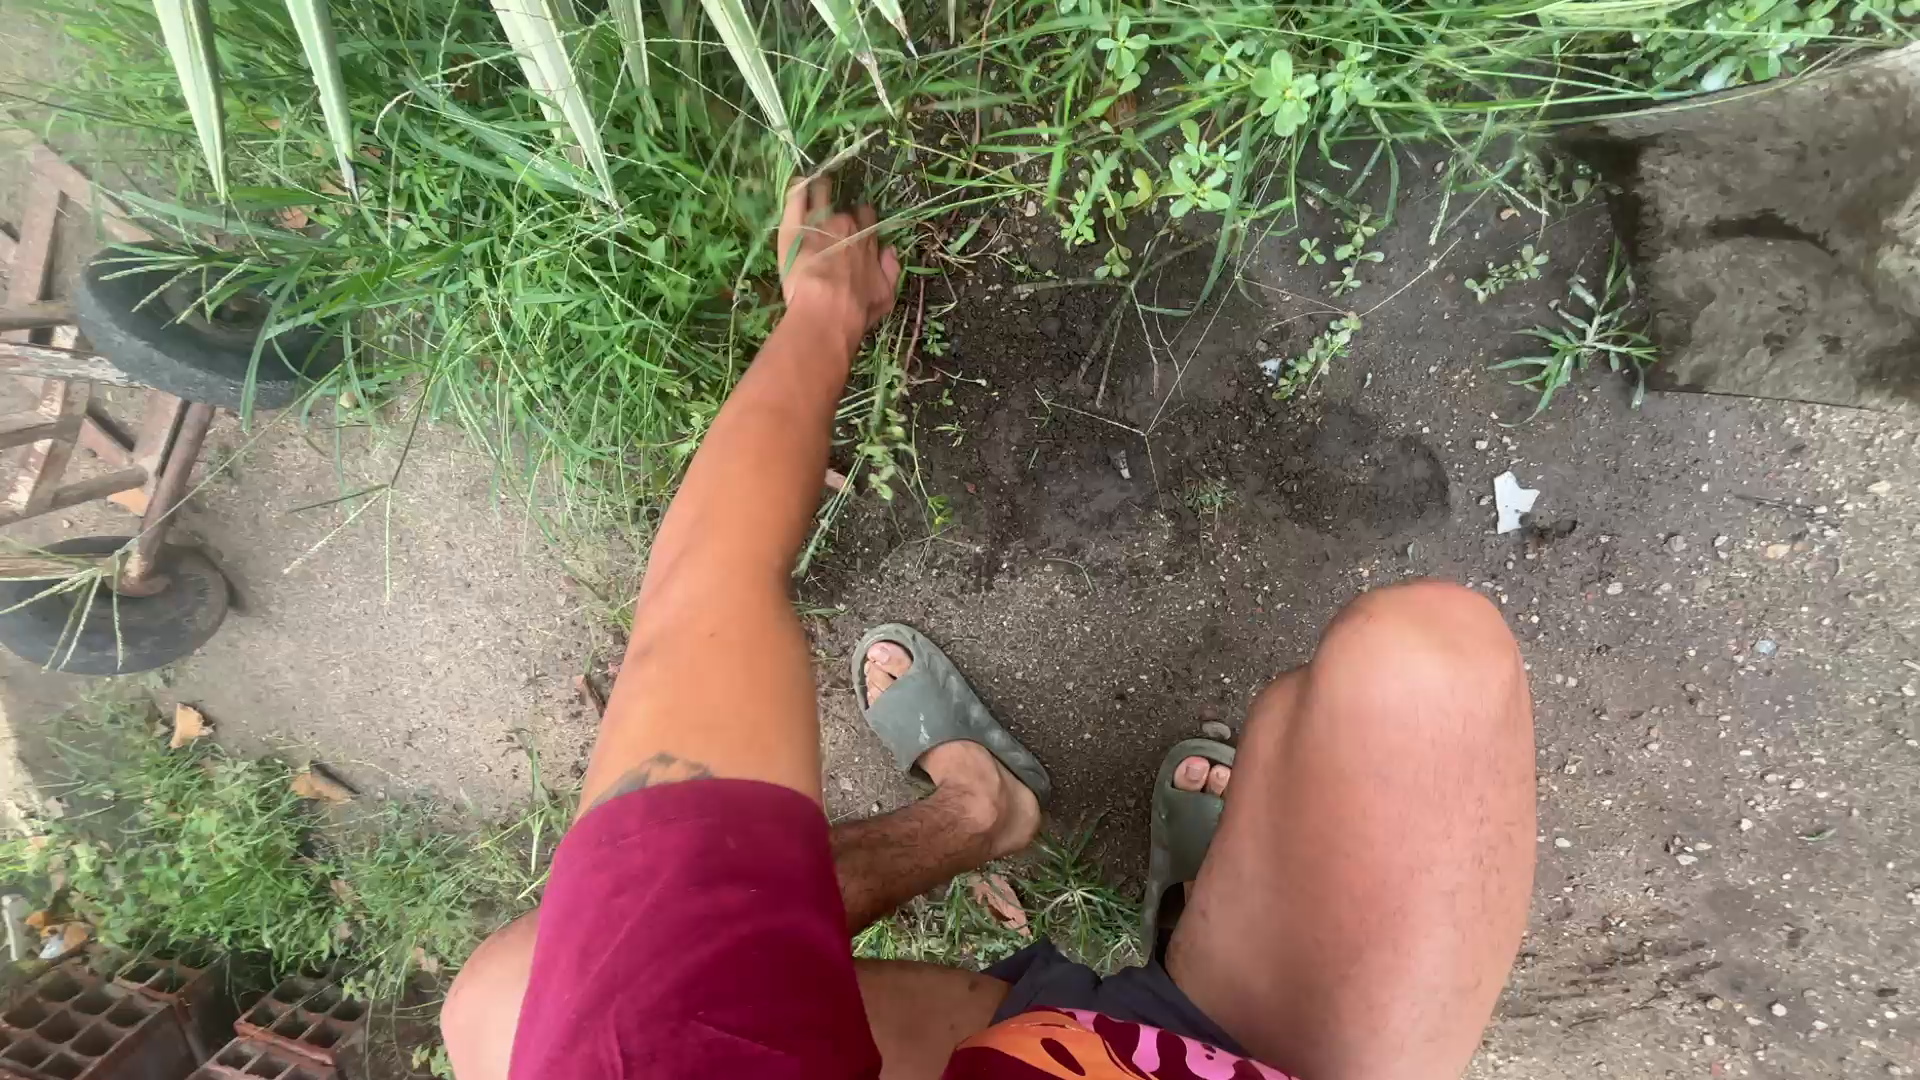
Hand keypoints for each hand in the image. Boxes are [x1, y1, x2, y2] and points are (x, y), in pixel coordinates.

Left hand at [777, 176, 900, 345]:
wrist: (827, 308)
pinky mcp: (794, 227)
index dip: (864, 220)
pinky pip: (796, 199)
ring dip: (821, 190)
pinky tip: (797, 183)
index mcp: (867, 242)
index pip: (867, 220)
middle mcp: (846, 228)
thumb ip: (891, 271)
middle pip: (845, 212)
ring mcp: (819, 224)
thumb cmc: (857, 308)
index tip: (859, 224)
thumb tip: (890, 251)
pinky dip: (797, 189)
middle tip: (836, 215)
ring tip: (817, 186)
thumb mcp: (885, 296)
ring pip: (821, 198)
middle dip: (842, 211)